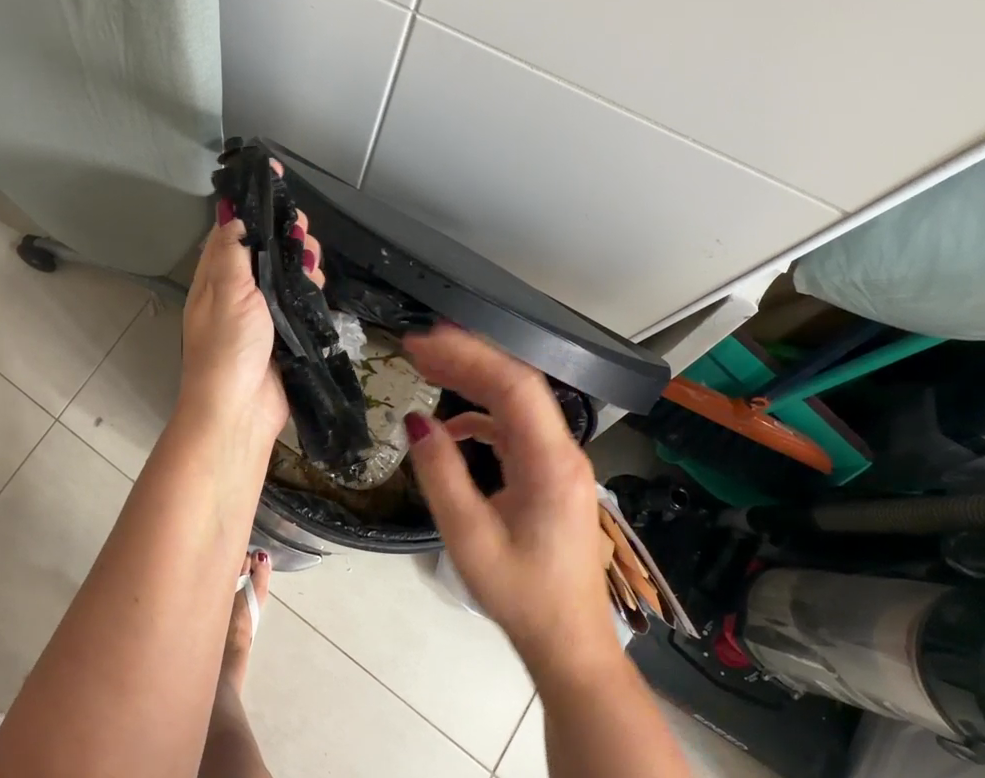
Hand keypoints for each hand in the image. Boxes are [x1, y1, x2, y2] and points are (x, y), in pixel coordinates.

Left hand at [177, 166, 323, 440]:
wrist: (239, 411)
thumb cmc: (227, 348)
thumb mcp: (226, 290)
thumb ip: (233, 251)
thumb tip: (234, 215)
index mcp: (214, 276)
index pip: (232, 229)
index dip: (253, 205)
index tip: (275, 180)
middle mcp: (236, 291)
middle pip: (266, 249)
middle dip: (286, 235)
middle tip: (302, 233)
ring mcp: (261, 314)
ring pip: (288, 274)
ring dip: (302, 261)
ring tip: (312, 261)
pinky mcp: (284, 335)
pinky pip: (301, 302)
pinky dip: (310, 290)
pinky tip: (318, 286)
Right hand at [402, 325, 615, 677]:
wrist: (568, 641)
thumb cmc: (520, 593)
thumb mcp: (468, 535)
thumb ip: (441, 473)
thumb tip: (415, 421)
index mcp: (549, 463)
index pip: (512, 387)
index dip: (467, 355)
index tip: (421, 343)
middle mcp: (561, 453)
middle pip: (516, 386)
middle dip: (466, 357)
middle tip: (415, 345)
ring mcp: (559, 463)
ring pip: (516, 403)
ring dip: (472, 380)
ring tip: (427, 368)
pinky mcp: (550, 475)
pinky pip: (516, 428)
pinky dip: (481, 413)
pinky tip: (450, 424)